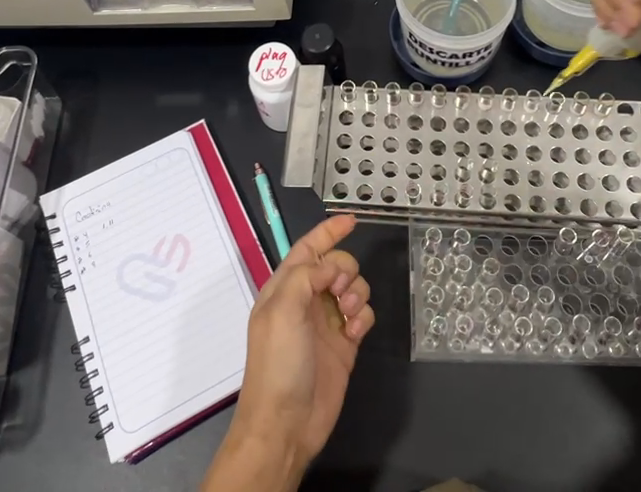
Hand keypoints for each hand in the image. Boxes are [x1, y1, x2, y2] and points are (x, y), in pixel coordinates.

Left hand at [204, 215, 373, 490]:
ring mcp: (326, 322)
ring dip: (357, 294)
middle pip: (337, 265)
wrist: (287, 422)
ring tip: (347, 317)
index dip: (328, 232)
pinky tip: (355, 334)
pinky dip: (363, 317)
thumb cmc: (277, 362)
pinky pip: (363, 315)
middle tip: (340, 292)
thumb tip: (332, 266)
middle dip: (346, 270)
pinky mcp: (345, 344)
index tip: (352, 219)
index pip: (308, 248)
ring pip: (353, 288)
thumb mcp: (283, 310)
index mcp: (284, 287)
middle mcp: (306, 300)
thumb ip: (307, 276)